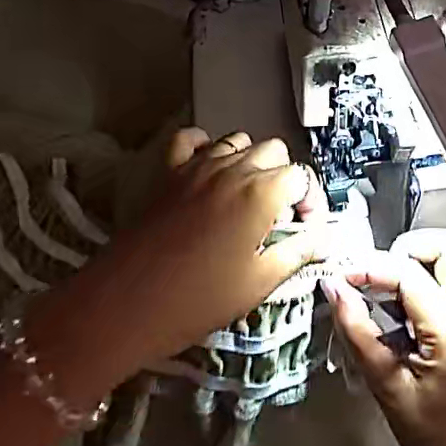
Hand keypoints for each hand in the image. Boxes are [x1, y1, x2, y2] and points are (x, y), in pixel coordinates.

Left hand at [96, 128, 326, 362]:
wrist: (125, 306)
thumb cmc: (199, 298)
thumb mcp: (260, 282)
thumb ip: (298, 252)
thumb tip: (320, 239)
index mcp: (262, 192)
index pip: (303, 177)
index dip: (311, 202)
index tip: (306, 230)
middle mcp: (234, 168)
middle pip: (275, 151)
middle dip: (284, 178)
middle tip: (277, 216)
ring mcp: (198, 166)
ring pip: (238, 140)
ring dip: (250, 162)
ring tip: (246, 197)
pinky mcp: (169, 172)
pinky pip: (191, 139)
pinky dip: (204, 146)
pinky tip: (209, 169)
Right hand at [322, 229, 445, 445]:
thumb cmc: (431, 437)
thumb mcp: (387, 387)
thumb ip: (359, 332)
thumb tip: (334, 288)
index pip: (409, 272)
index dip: (370, 268)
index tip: (342, 277)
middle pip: (445, 246)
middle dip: (404, 251)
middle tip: (373, 278)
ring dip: (418, 263)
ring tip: (387, 293)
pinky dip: (430, 280)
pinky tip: (406, 311)